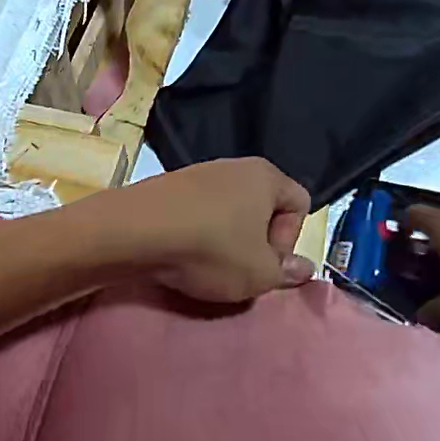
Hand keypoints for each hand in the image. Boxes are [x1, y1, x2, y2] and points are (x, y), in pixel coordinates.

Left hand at [109, 158, 313, 302]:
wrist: (136, 229)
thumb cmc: (211, 249)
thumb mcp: (259, 274)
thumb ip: (286, 272)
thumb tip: (303, 268)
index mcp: (266, 176)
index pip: (300, 202)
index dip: (292, 238)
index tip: (268, 262)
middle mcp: (234, 166)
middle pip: (261, 206)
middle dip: (256, 241)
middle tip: (239, 269)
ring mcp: (197, 172)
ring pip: (227, 210)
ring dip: (224, 238)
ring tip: (205, 265)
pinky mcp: (168, 185)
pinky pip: (196, 211)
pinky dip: (195, 232)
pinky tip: (180, 253)